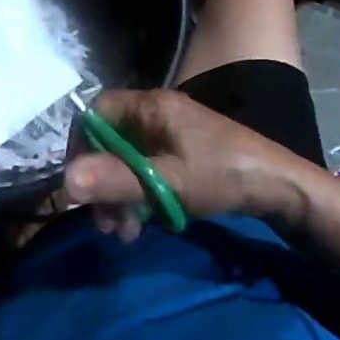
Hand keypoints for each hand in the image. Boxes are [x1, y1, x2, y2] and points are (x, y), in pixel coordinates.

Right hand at [63, 89, 318, 240]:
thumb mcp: (166, 182)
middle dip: (102, 183)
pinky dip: (140, 193)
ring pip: (127, 158)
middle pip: (110, 140)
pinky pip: (146, 166)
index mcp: (153, 107)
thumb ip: (116, 180)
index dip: (81, 145)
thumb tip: (65, 181)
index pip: (97, 111)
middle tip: (109, 225)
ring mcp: (172, 131)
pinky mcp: (183, 150)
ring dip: (120, 195)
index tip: (81, 186)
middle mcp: (159, 112)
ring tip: (128, 233)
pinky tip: (146, 223)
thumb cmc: (221, 174)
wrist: (274, 182)